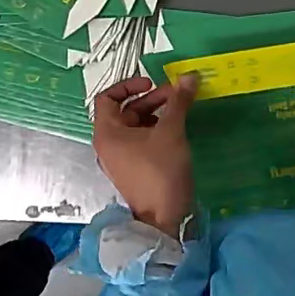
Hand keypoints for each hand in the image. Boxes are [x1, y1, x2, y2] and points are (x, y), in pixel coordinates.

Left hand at [92, 74, 197, 237]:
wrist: (164, 218)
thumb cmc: (160, 171)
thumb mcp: (171, 132)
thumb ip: (178, 102)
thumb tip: (189, 77)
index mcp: (106, 133)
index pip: (107, 97)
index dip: (128, 85)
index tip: (151, 83)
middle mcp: (107, 144)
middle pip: (124, 111)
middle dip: (149, 99)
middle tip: (176, 95)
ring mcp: (118, 159)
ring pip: (134, 126)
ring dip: (154, 114)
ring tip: (179, 111)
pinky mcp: (131, 169)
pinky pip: (139, 142)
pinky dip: (154, 131)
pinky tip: (175, 131)